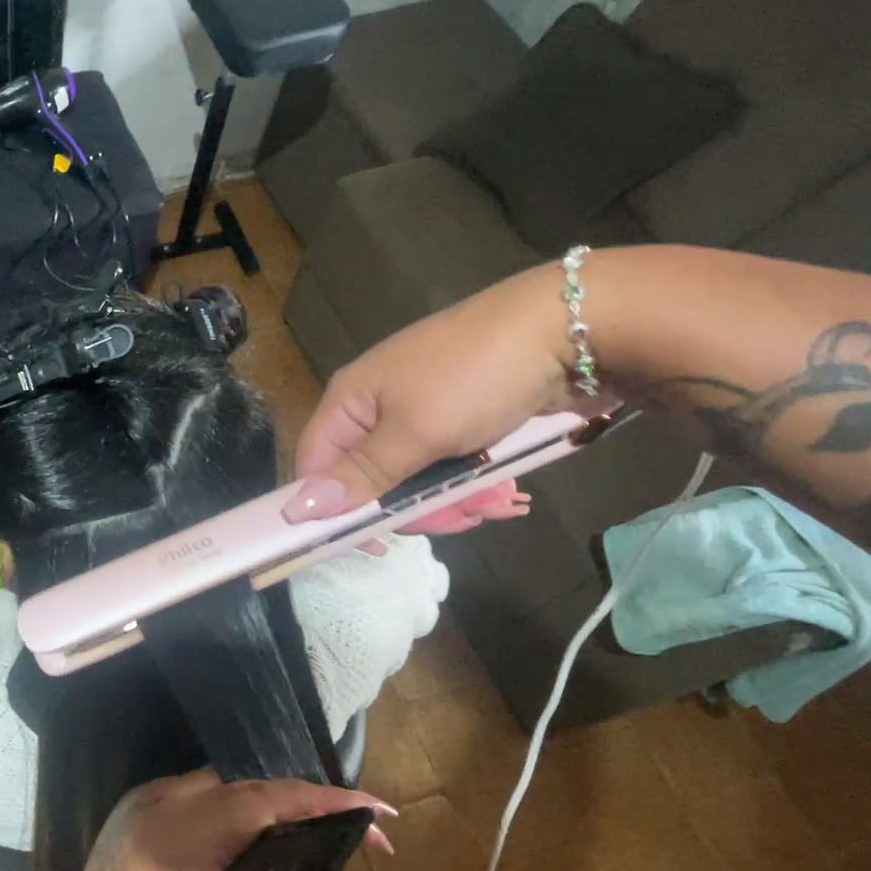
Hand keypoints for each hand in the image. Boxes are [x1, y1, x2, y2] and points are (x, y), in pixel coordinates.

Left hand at [45, 769, 395, 870]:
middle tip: (360, 825)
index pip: (261, 799)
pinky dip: (240, 805)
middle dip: (305, 799)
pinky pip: (201, 794)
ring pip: (224, 784)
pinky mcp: (139, 807)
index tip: (378, 810)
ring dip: (274, 800)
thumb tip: (303, 841)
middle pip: (244, 784)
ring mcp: (144, 799)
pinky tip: (268, 827)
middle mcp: (157, 801)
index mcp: (175, 836)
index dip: (321, 798)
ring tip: (324, 824)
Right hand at [285, 264, 578, 522]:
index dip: (331, 508)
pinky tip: (502, 493)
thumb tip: (299, 510)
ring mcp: (419, 412)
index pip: (315, 465)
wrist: (571, 326)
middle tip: (457, 521)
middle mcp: (375, 408)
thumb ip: (360, 476)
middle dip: (409, 507)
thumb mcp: (414, 433)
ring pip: (411, 479)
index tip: (370, 543)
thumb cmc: (476, 377)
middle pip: (367, 479)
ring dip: (449, 501)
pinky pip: (446, 467)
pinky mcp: (458, 419)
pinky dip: (470, 485)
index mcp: (350, 401)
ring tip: (496, 505)